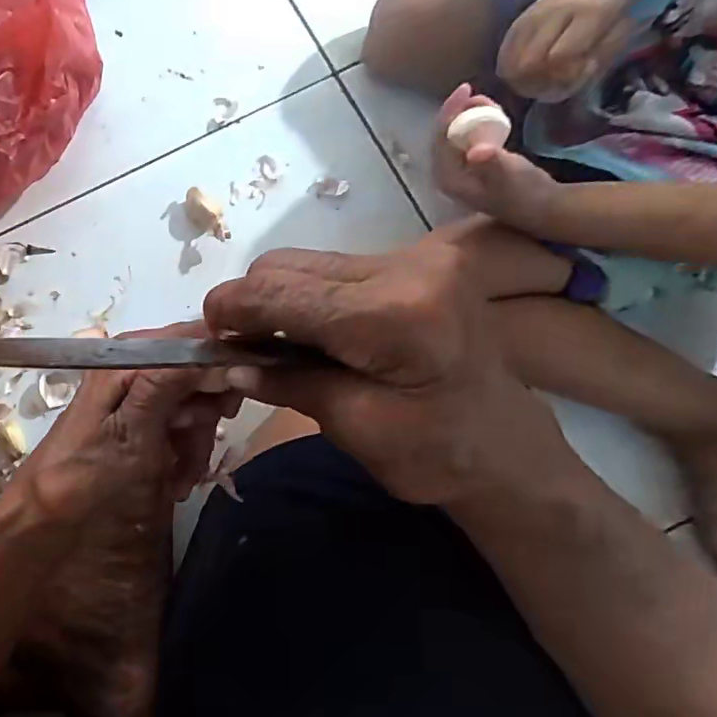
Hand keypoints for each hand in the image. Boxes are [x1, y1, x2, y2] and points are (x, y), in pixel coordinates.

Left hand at [8, 323, 237, 531]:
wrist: (54, 522)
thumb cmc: (88, 477)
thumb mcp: (131, 433)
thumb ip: (166, 384)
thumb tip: (210, 343)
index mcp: (127, 358)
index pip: (192, 337)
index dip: (220, 365)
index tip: (228, 404)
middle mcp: (136, 368)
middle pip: (200, 371)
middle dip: (207, 412)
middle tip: (195, 448)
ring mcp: (142, 398)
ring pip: (198, 404)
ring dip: (197, 442)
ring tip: (180, 477)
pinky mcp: (146, 426)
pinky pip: (185, 428)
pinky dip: (188, 455)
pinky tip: (176, 481)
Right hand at [203, 240, 574, 506]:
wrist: (511, 453)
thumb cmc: (438, 456)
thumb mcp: (352, 426)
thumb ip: (287, 383)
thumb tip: (227, 363)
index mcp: (394, 314)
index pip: (281, 292)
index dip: (229, 311)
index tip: (205, 340)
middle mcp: (407, 268)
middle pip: (284, 266)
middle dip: (247, 305)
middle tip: (235, 350)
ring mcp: (415, 260)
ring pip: (303, 263)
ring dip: (273, 301)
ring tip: (271, 347)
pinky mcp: (414, 265)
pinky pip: (330, 270)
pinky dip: (301, 299)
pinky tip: (305, 336)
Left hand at [433, 84, 560, 230]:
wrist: (540, 207)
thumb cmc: (524, 191)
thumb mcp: (509, 173)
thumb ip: (492, 161)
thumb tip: (478, 151)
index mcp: (447, 177)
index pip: (440, 139)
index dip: (450, 112)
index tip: (465, 89)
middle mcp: (447, 175)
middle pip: (444, 136)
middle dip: (458, 112)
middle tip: (476, 92)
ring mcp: (459, 172)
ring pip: (456, 137)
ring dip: (468, 117)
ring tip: (486, 100)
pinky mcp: (472, 169)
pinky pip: (467, 141)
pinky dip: (477, 126)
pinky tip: (492, 116)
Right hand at [497, 0, 633, 100]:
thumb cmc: (610, 11)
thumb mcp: (618, 33)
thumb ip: (596, 60)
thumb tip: (569, 80)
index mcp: (587, 13)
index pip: (560, 56)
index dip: (567, 75)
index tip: (582, 71)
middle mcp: (550, 14)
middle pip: (526, 65)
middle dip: (541, 84)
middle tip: (558, 84)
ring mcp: (526, 21)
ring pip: (509, 68)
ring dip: (524, 85)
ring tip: (543, 83)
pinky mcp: (512, 30)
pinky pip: (503, 64)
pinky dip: (514, 77)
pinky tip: (529, 76)